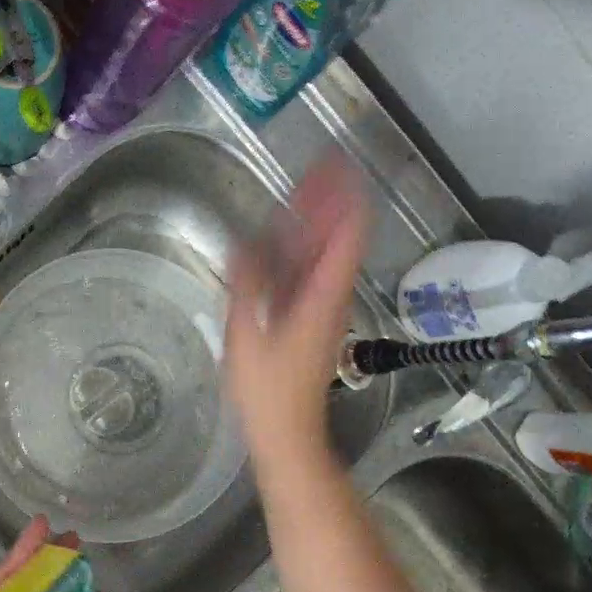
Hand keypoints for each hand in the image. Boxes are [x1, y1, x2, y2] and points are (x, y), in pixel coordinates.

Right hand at [224, 154, 369, 460]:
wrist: (287, 432)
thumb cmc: (268, 391)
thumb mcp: (248, 335)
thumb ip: (248, 285)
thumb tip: (245, 242)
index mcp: (323, 294)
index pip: (346, 231)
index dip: (342, 192)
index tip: (332, 160)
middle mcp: (331, 295)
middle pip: (340, 236)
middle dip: (329, 199)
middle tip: (315, 165)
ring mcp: (324, 309)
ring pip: (327, 254)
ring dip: (317, 222)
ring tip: (300, 192)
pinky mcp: (313, 322)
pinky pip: (313, 275)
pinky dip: (304, 251)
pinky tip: (283, 243)